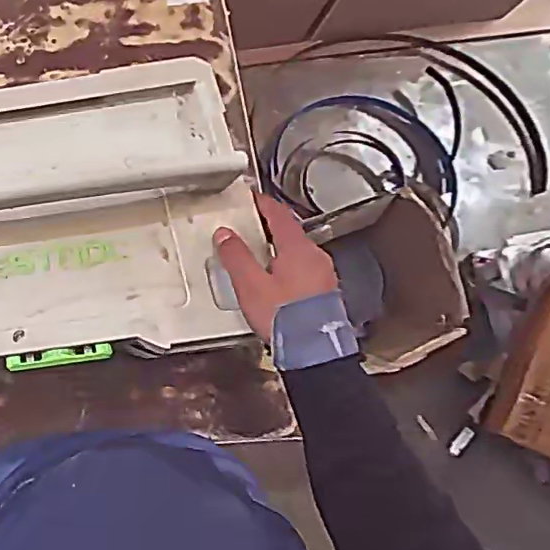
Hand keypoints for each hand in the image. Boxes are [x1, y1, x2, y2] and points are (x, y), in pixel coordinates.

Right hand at [213, 192, 339, 338]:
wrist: (314, 353)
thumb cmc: (284, 318)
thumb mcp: (250, 285)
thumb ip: (236, 256)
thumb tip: (225, 234)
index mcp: (298, 249)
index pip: (280, 215)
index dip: (263, 203)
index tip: (250, 197)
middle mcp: (316, 257)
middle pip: (290, 232)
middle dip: (267, 226)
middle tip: (247, 224)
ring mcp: (323, 275)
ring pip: (296, 250)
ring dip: (276, 246)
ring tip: (254, 252)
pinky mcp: (323, 292)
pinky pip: (302, 267)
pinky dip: (285, 263)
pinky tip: (272, 276)